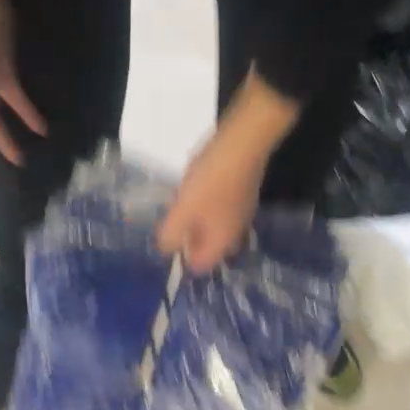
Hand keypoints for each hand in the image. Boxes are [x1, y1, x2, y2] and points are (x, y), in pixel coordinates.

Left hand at [159, 128, 267, 272]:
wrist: (244, 143)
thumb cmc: (211, 180)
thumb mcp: (183, 209)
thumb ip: (171, 234)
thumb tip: (165, 250)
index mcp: (223, 241)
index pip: (201, 266)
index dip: (182, 259)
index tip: (167, 242)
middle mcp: (236, 232)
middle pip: (210, 247)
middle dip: (189, 239)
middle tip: (171, 222)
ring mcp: (243, 212)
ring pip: (215, 227)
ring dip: (197, 221)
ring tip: (179, 204)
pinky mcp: (244, 194)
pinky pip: (221, 210)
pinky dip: (207, 206)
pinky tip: (195, 188)